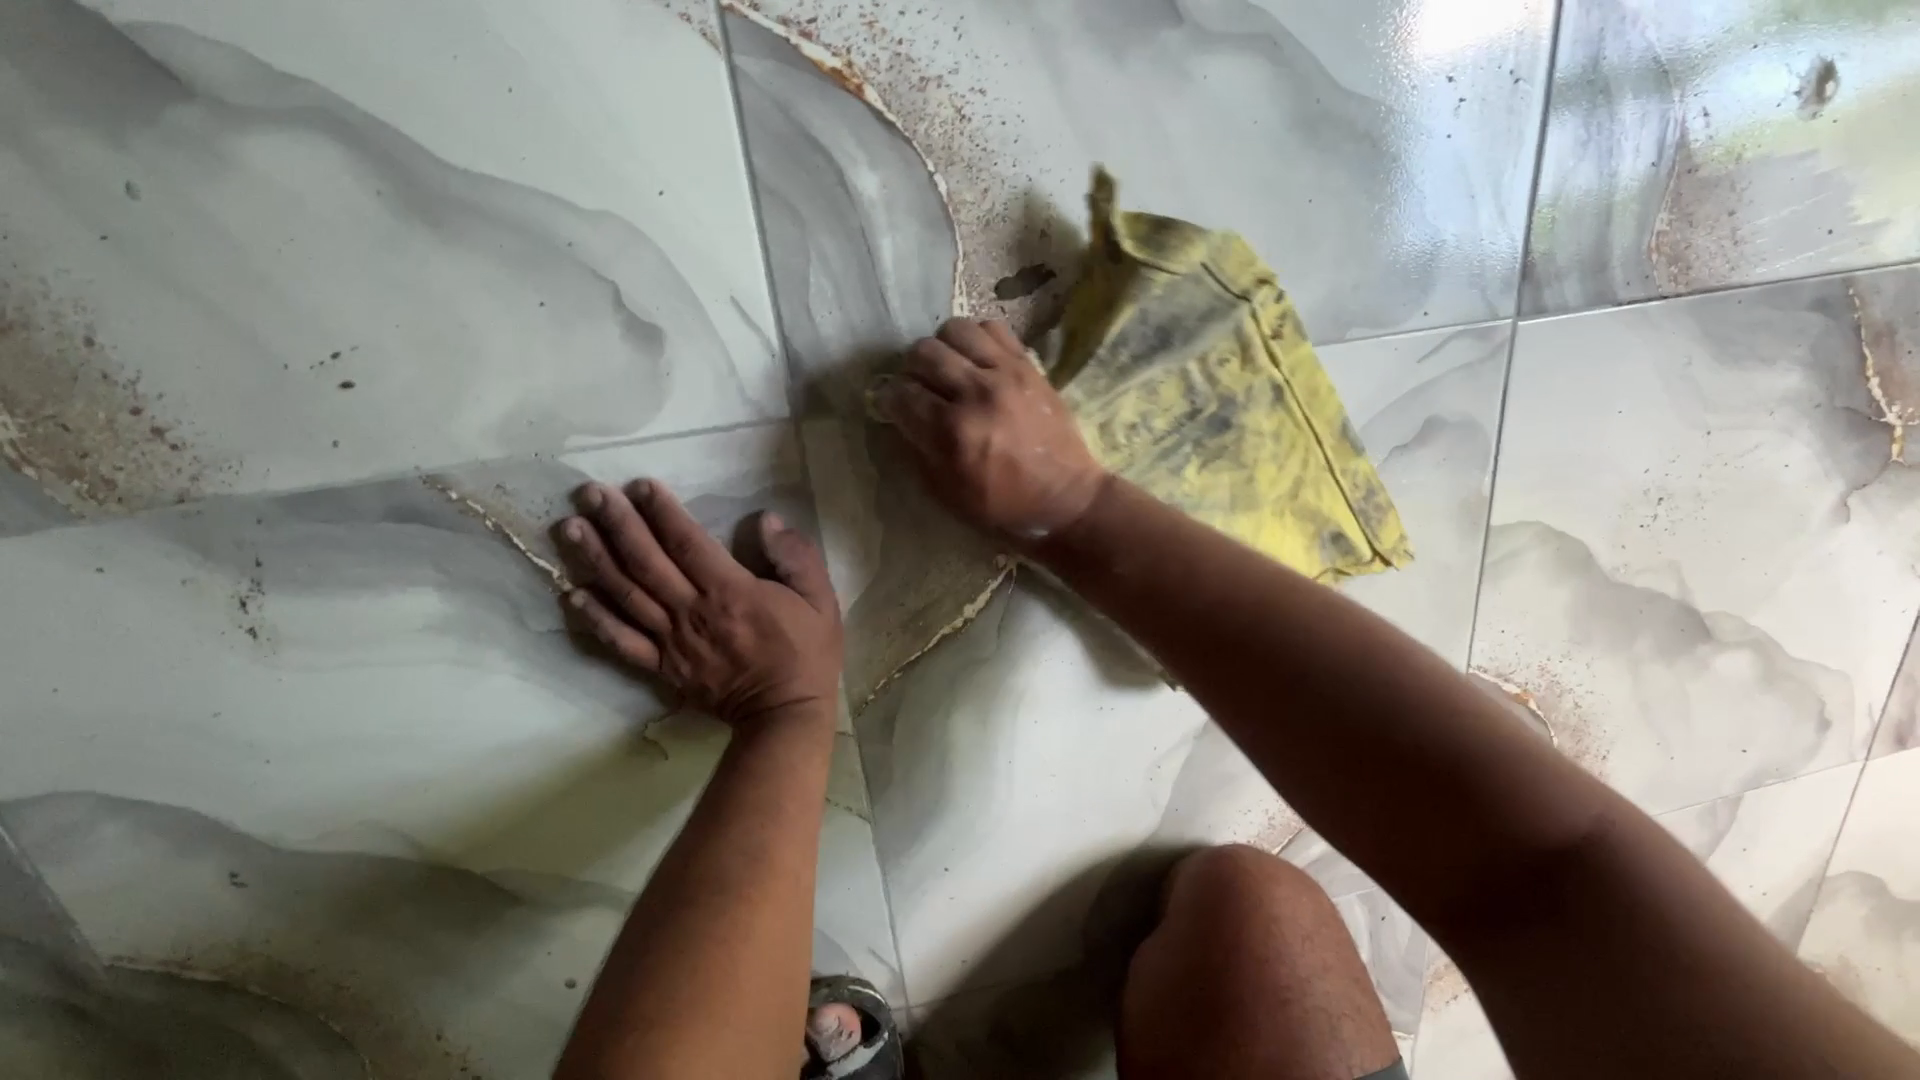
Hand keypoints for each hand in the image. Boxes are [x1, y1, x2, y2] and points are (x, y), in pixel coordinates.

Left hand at [558, 481, 842, 726]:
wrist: (785, 715)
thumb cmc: (806, 654)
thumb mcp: (820, 600)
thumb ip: (796, 556)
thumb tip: (766, 520)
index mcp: (731, 592)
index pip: (687, 542)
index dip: (662, 511)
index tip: (639, 484)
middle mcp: (693, 612)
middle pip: (647, 562)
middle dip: (617, 524)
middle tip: (589, 493)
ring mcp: (672, 641)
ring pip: (627, 595)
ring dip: (595, 560)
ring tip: (569, 528)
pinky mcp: (663, 667)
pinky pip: (622, 642)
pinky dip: (595, 619)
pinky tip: (572, 594)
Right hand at [874, 318, 1108, 543]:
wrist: (1064, 498)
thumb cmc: (1001, 506)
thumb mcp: (946, 493)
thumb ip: (918, 450)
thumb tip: (900, 416)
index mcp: (951, 433)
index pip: (901, 394)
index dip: (890, 399)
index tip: (894, 406)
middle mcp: (975, 394)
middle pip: (924, 353)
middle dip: (912, 370)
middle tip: (921, 387)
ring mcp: (1005, 374)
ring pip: (955, 330)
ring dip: (944, 348)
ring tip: (949, 369)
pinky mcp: (1027, 365)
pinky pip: (993, 328)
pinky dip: (978, 339)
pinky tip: (977, 361)